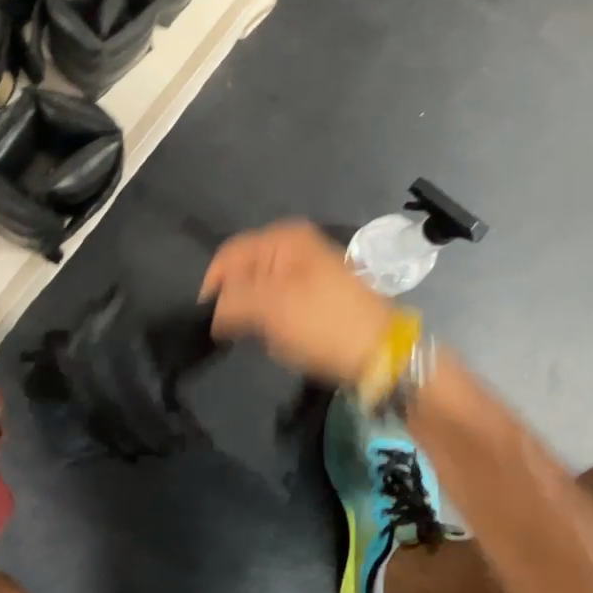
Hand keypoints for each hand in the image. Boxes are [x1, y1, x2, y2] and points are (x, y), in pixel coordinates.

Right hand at [202, 219, 397, 385]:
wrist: (383, 354)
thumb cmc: (323, 324)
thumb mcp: (269, 309)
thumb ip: (231, 303)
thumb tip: (212, 310)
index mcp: (282, 238)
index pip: (228, 255)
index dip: (214, 287)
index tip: (210, 321)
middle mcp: (294, 246)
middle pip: (244, 272)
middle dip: (238, 303)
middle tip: (237, 332)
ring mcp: (308, 270)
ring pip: (260, 291)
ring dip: (257, 316)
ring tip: (265, 338)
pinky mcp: (317, 295)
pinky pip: (279, 304)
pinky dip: (275, 323)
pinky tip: (285, 339)